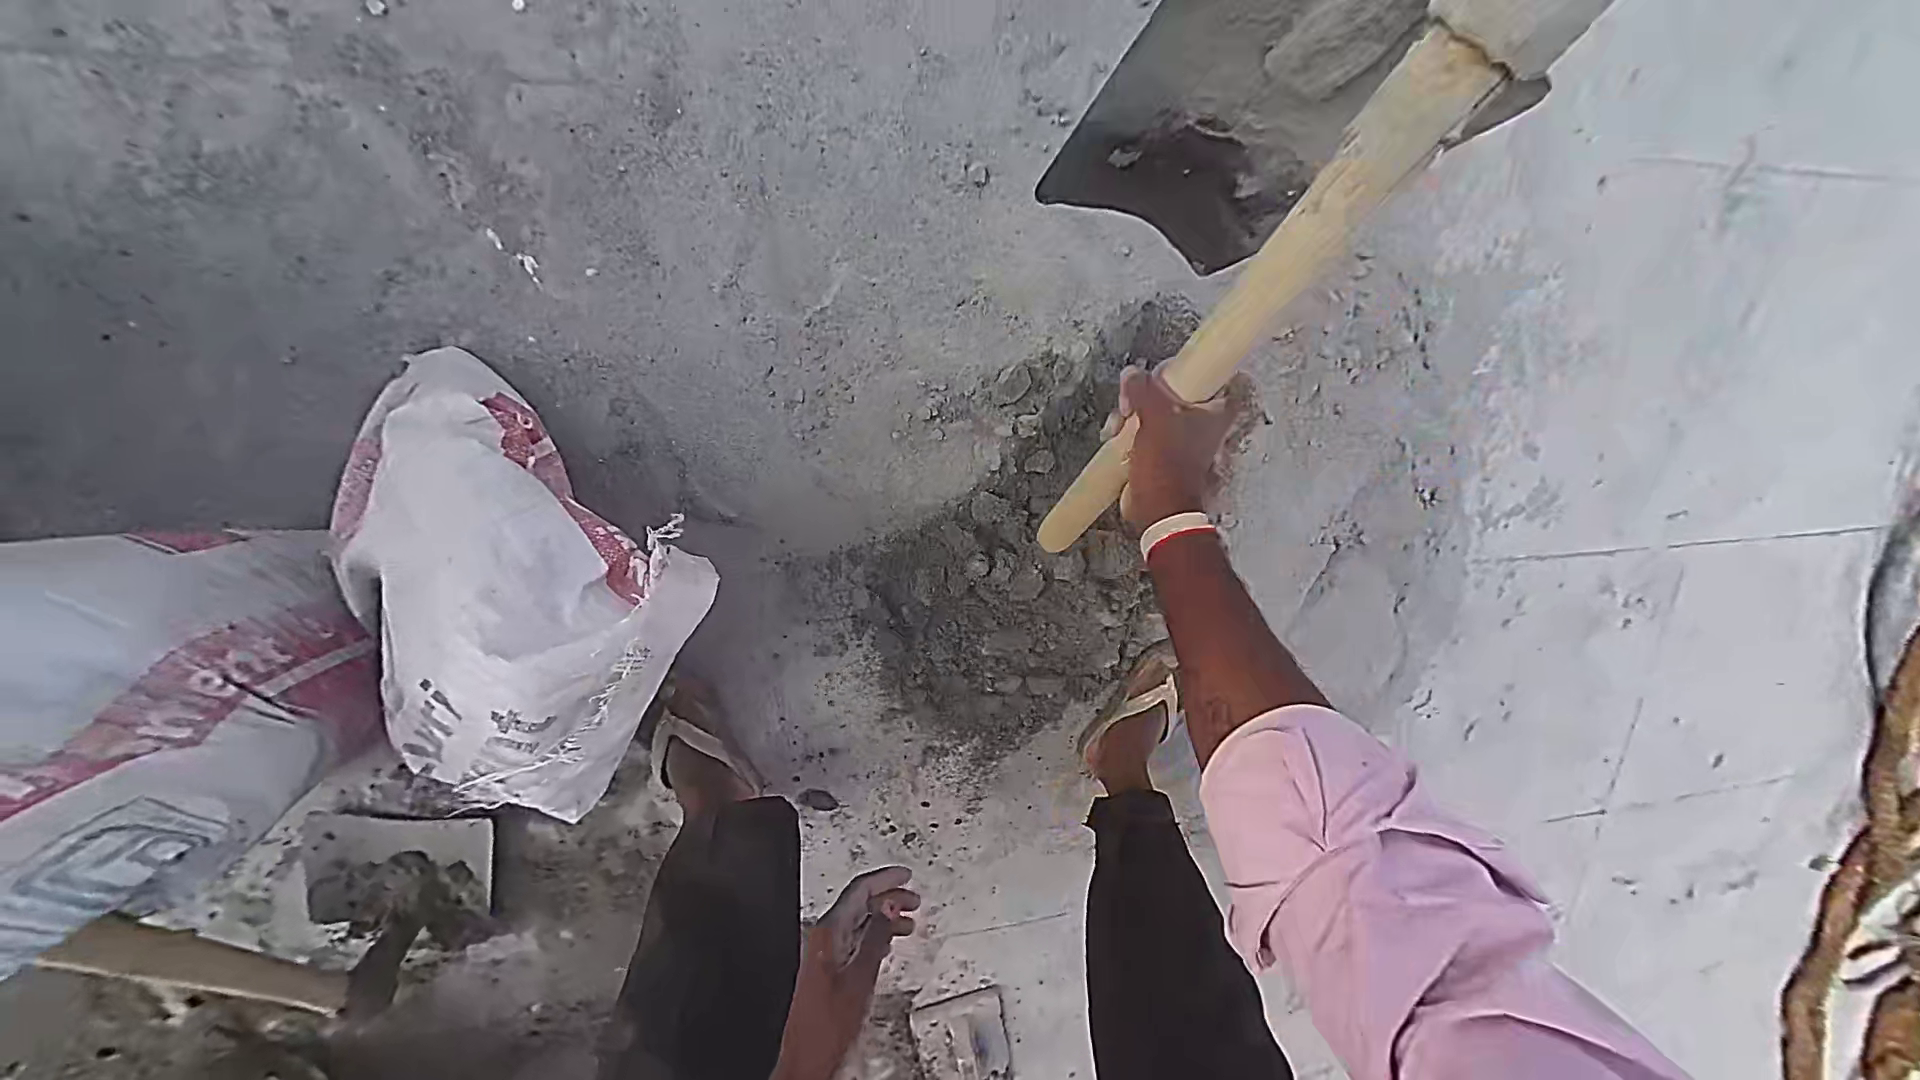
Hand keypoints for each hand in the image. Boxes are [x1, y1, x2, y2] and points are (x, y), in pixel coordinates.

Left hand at [772, 867, 920, 1079]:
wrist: (806, 1062)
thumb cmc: (828, 1026)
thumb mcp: (861, 975)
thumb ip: (877, 936)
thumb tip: (889, 906)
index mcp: (828, 931)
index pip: (859, 889)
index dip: (885, 878)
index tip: (905, 875)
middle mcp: (824, 937)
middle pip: (860, 902)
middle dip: (889, 897)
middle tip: (913, 899)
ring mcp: (825, 952)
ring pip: (859, 920)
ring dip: (884, 917)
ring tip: (908, 921)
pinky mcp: (828, 968)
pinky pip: (855, 938)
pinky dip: (875, 935)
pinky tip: (887, 942)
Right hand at [1110, 367, 1244, 529]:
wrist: (1156, 508)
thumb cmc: (1166, 465)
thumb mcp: (1154, 417)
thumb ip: (1143, 389)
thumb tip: (1130, 374)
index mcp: (1216, 407)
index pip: (1202, 369)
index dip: (1175, 369)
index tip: (1155, 378)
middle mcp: (1202, 418)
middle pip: (1167, 388)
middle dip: (1141, 395)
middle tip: (1128, 407)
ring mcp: (1180, 434)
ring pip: (1150, 407)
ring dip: (1129, 413)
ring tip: (1117, 428)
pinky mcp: (1161, 449)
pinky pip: (1141, 426)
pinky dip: (1127, 429)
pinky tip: (1115, 436)